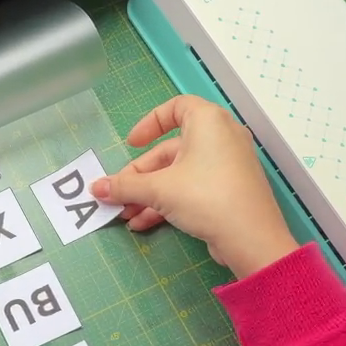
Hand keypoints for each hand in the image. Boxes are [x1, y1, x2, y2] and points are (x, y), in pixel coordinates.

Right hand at [91, 94, 297, 278]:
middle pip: (170, 150)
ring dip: (149, 194)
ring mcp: (226, 165)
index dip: (149, 124)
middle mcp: (220, 137)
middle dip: (140, 176)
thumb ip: (124, 186)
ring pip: (178, 173)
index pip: (175, 108)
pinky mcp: (228, 189)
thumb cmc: (205, 197)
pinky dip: (168, 201)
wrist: (250, 237)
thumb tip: (95, 188)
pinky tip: (144, 222)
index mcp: (207, 122)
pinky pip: (191, 187)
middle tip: (118, 195)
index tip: (131, 144)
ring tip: (126, 215)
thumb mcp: (158, 190)